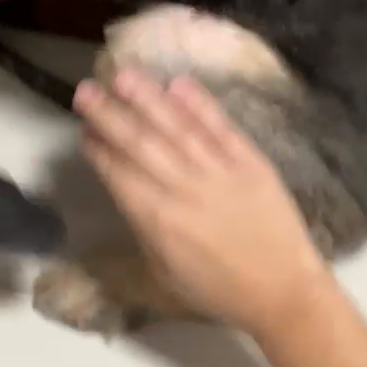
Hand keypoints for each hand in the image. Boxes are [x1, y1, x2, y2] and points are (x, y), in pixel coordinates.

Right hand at [75, 70, 336, 336]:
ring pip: (177, 128)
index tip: (83, 129)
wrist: (283, 291)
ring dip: (148, 99)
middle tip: (86, 90)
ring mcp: (219, 172)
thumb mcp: (164, 272)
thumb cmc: (218, 289)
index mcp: (158, 221)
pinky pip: (220, 127)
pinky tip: (178, 83)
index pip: (119, 175)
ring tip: (123, 74)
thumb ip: (142, 227)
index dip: (99, 150)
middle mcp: (184, 190)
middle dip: (109, 115)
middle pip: (140, 144)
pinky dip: (199, 104)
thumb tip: (125, 187)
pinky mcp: (250, 161)